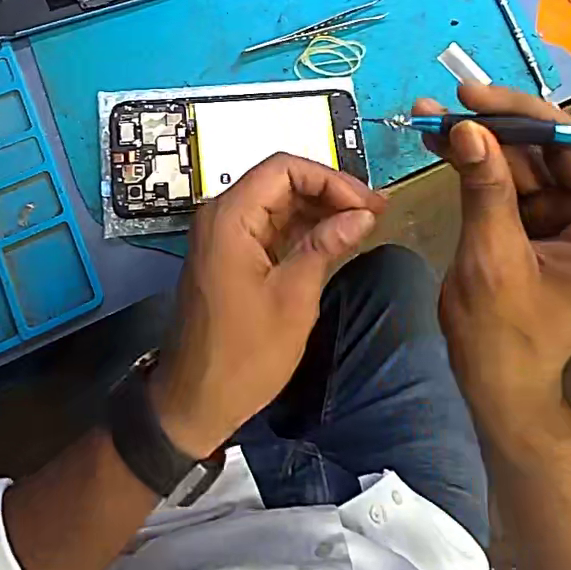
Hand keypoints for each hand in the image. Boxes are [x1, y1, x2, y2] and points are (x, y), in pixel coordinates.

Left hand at [151, 153, 387, 456]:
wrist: (196, 400)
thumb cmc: (244, 354)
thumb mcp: (293, 297)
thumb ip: (326, 245)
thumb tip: (363, 215)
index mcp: (230, 217)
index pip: (284, 169)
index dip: (330, 180)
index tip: (366, 205)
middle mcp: (222, 215)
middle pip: (280, 181)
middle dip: (329, 192)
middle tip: (374, 212)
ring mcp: (224, 234)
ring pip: (278, 202)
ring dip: (320, 208)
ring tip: (364, 222)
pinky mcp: (231, 253)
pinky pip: (270, 225)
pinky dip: (303, 228)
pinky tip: (336, 237)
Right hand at [417, 37, 570, 429]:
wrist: (490, 377)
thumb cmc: (505, 337)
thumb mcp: (492, 264)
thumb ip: (484, 193)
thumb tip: (468, 128)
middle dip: (526, 116)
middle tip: (469, 95)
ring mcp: (570, 213)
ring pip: (540, 150)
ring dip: (489, 129)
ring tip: (437, 112)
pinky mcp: (536, 212)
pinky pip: (510, 168)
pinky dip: (476, 152)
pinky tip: (438, 135)